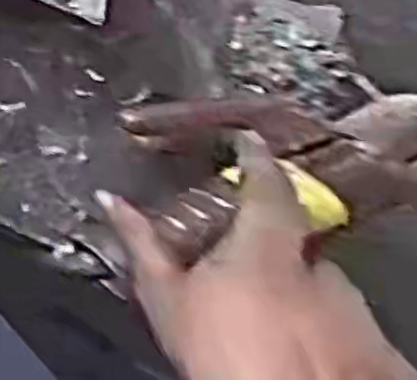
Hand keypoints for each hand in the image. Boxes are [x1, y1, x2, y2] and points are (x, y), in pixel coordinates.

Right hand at [99, 132, 416, 379]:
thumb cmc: (214, 349)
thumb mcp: (163, 293)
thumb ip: (142, 242)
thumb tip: (109, 199)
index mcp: (266, 256)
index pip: (271, 195)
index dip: (260, 163)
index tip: (249, 140)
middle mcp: (325, 283)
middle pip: (299, 249)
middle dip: (269, 246)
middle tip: (232, 253)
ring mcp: (364, 326)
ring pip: (327, 290)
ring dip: (295, 287)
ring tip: (257, 304)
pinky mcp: (387, 363)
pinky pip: (351, 328)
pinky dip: (321, 324)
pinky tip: (293, 340)